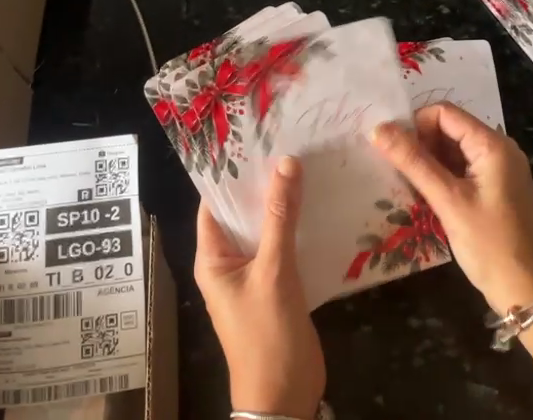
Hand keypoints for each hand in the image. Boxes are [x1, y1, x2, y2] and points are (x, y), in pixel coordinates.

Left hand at [192, 156, 324, 417]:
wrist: (285, 398)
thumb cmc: (267, 336)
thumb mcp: (274, 272)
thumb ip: (281, 217)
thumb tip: (286, 163)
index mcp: (212, 257)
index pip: (215, 202)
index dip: (231, 171)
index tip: (255, 138)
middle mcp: (228, 261)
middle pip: (243, 211)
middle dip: (263, 182)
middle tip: (290, 142)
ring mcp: (253, 273)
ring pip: (266, 227)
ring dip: (283, 203)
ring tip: (309, 163)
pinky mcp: (277, 284)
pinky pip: (283, 245)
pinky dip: (297, 226)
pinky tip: (320, 204)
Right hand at [371, 103, 532, 313]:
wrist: (530, 293)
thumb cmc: (490, 245)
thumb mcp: (448, 201)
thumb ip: (413, 162)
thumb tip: (379, 128)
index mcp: (492, 145)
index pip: (444, 113)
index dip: (415, 125)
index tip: (394, 152)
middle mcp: (499, 149)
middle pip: (449, 129)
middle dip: (421, 145)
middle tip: (400, 174)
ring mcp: (499, 170)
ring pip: (454, 151)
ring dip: (429, 163)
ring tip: (410, 188)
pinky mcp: (496, 189)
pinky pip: (463, 170)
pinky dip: (443, 178)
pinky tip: (428, 198)